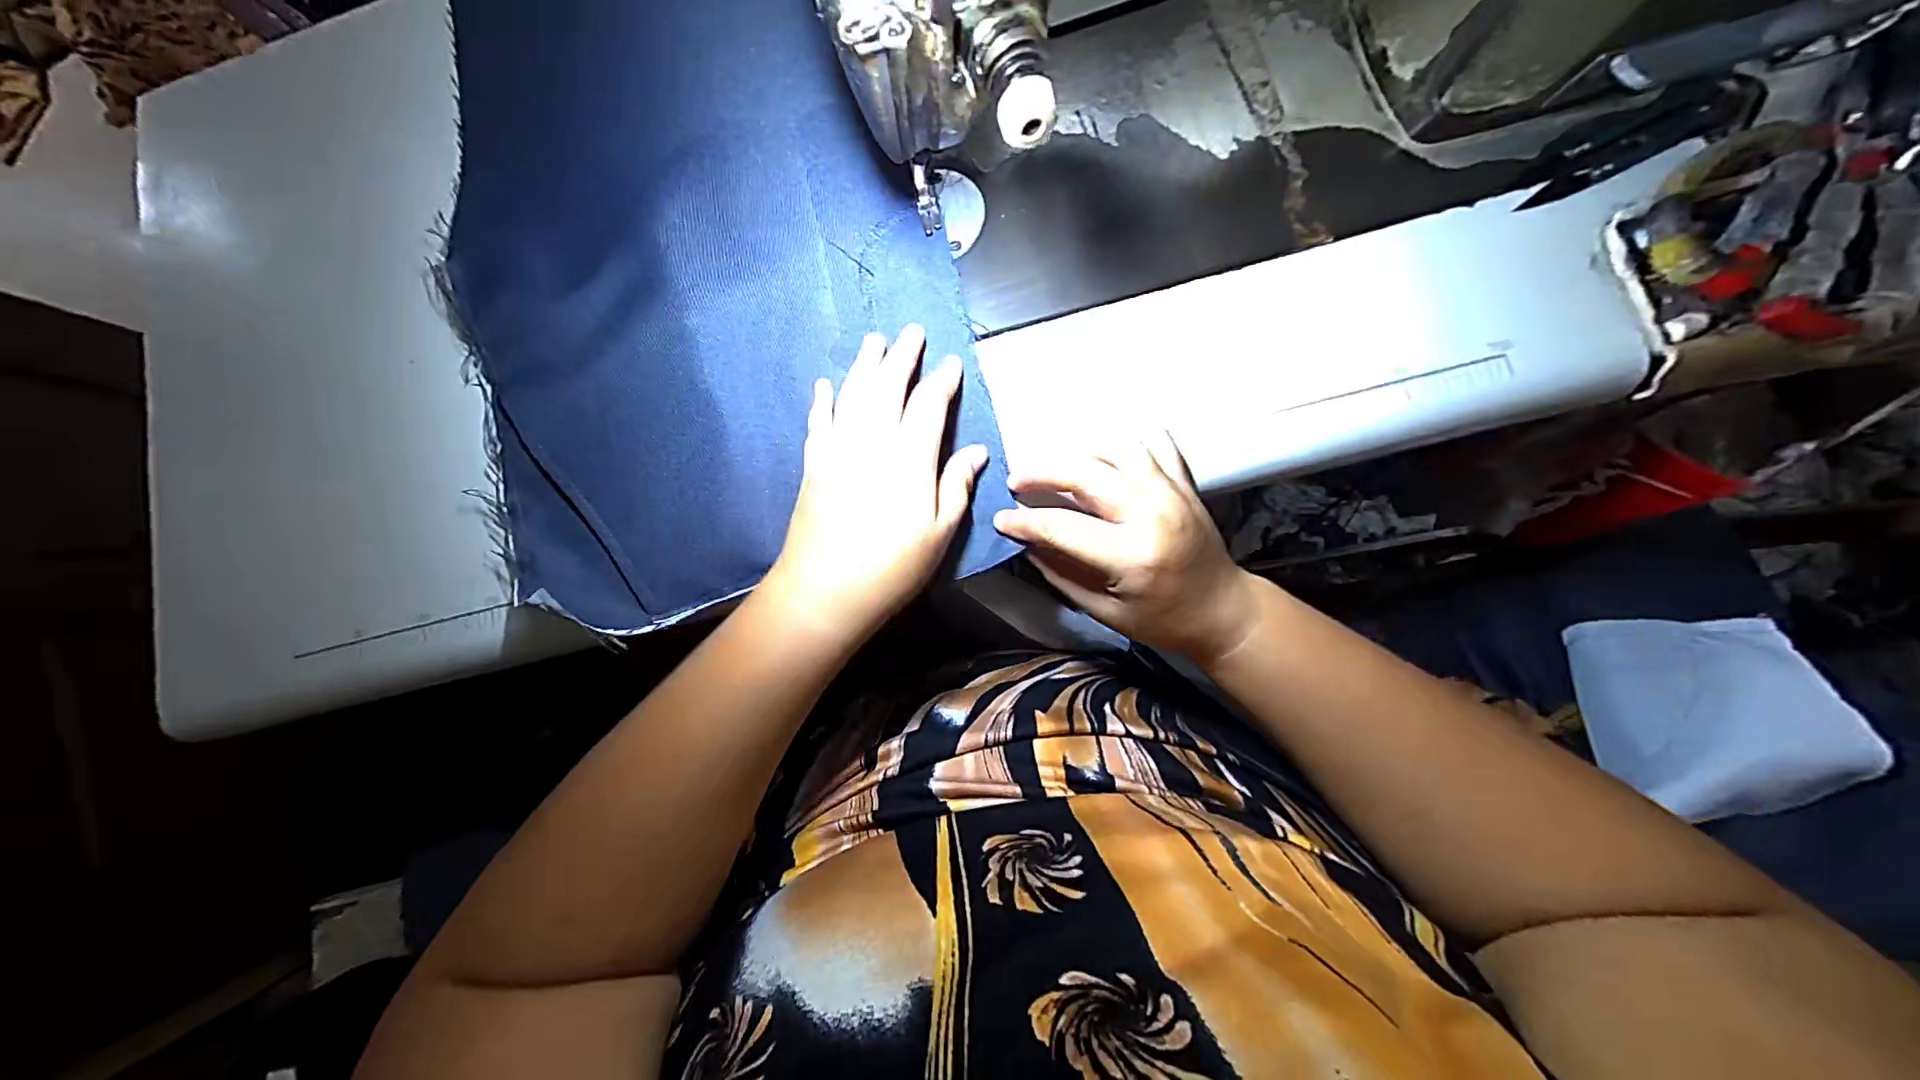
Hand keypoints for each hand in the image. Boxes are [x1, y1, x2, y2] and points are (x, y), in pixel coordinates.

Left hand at [763, 325, 988, 638]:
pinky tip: (826, 384)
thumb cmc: (892, 567)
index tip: (951, 362)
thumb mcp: (940, 533)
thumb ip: (957, 486)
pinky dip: (823, 400)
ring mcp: (838, 449)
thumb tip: (978, 451)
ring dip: (864, 364)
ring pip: (852, 394)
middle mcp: (872, 441)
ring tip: (874, 340)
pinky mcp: (813, 464)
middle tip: (912, 331)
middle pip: (887, 386)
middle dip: (902, 356)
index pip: (929, 405)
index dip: (942, 381)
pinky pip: (818, 421)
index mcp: (910, 457)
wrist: (824, 590)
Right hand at [992, 432, 1261, 665]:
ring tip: (1057, 467)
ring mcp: (1171, 492)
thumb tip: (1028, 544)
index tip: (1001, 519)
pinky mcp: (1184, 483)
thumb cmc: (1163, 620)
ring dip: (1079, 453)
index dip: (1024, 521)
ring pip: (1116, 449)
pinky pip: (1154, 444)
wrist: (1224, 611)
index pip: (1061, 526)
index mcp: (1130, 554)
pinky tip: (1103, 451)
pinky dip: (1125, 442)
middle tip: (1016, 480)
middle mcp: (1150, 513)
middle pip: (1084, 474)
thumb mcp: (1105, 611)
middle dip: (1041, 473)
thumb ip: (1062, 575)